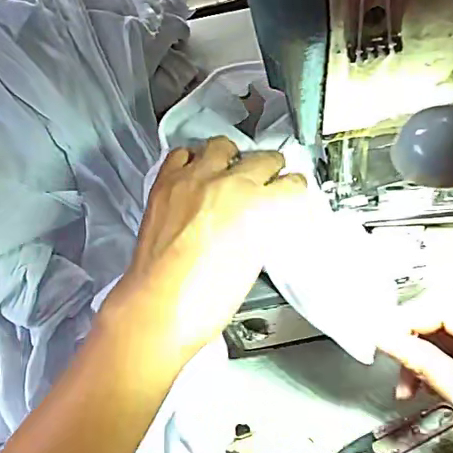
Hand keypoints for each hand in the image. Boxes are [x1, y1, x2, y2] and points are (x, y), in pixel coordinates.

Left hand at [105, 136, 306, 359]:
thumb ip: (261, 230)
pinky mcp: (166, 183)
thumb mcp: (252, 262)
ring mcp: (194, 180)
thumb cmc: (204, 299)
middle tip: (270, 177)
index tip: (292, 190)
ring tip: (232, 168)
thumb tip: (261, 219)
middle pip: (263, 160)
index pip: (291, 185)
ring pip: (222, 146)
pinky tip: (196, 171)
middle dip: (271, 169)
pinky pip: (183, 154)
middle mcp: (228, 184)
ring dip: (232, 156)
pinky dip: (193, 159)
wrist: (159, 306)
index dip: (294, 189)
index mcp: (259, 207)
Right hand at [377, 290, 452, 452]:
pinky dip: (435, 356)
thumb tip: (389, 341)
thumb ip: (427, 366)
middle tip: (389, 361)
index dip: (405, 323)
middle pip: (442, 309)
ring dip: (420, 351)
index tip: (378, 340)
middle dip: (410, 337)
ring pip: (443, 323)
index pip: (444, 308)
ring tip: (408, 384)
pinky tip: (425, 379)